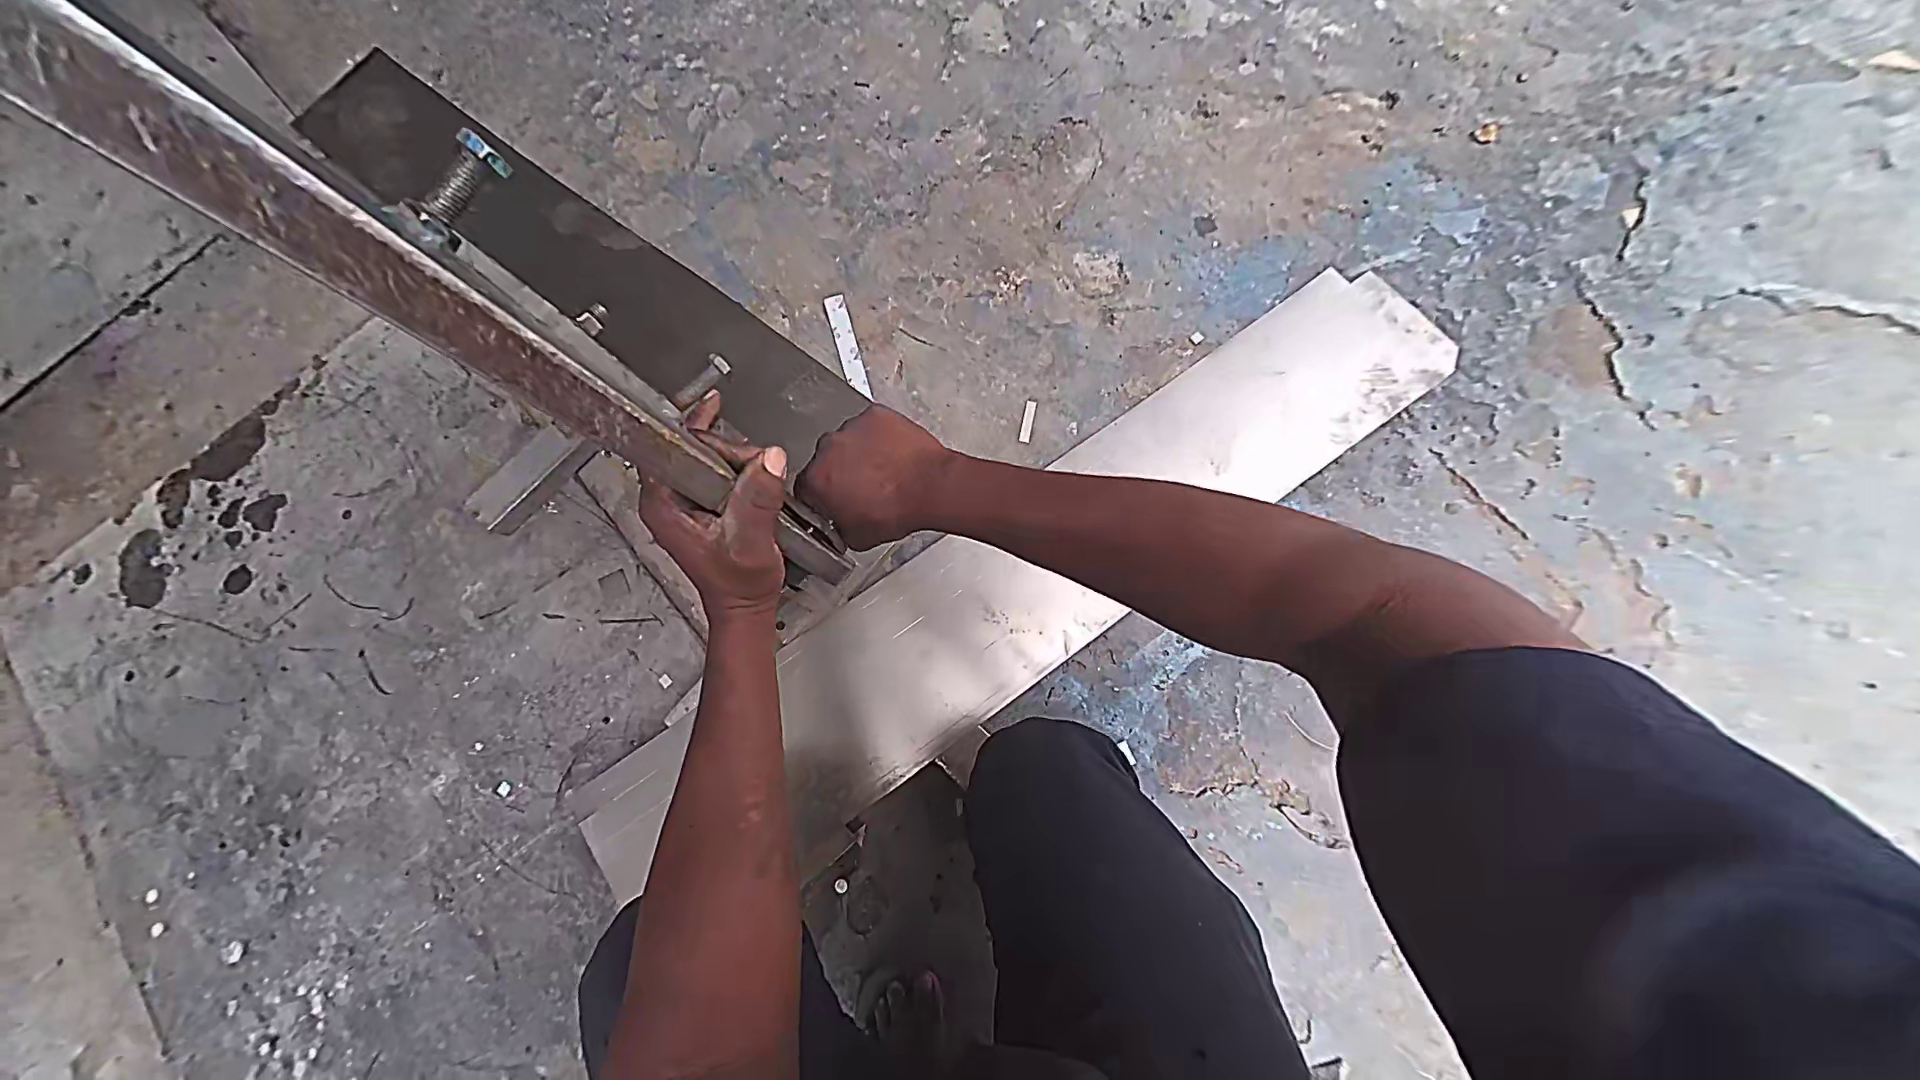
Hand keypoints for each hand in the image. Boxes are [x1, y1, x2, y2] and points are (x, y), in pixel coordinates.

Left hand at [639, 392, 788, 618]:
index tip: (711, 406)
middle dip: (732, 452)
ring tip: (757, 487)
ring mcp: (685, 503)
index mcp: (664, 505)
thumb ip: (759, 499)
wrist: (746, 607)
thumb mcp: (751, 541)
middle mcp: (669, 500)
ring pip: (710, 459)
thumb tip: (770, 460)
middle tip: (758, 470)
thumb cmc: (738, 585)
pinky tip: (754, 483)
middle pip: (697, 448)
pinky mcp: (702, 506)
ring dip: (740, 464)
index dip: (697, 429)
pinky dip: (740, 472)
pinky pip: (717, 473)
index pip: (673, 447)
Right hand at [797, 405, 959, 549]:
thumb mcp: (858, 538)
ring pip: (849, 441)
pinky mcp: (874, 415)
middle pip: (827, 460)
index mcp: (817, 480)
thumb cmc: (898, 509)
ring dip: (860, 452)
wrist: (930, 486)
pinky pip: (871, 425)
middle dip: (841, 471)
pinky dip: (880, 436)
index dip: (822, 496)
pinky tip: (893, 453)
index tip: (835, 499)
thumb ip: (837, 528)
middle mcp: (828, 448)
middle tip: (865, 486)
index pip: (806, 488)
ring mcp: (851, 428)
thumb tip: (838, 527)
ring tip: (884, 469)